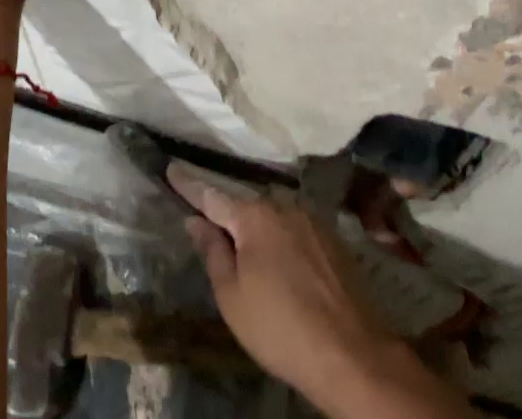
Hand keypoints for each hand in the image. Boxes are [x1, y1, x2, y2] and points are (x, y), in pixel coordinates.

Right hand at [169, 166, 462, 418]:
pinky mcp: (335, 241)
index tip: (171, 168)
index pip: (212, 196)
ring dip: (258, 229)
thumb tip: (196, 220)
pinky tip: (281, 265)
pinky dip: (282, 241)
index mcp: (254, 218)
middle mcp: (285, 208)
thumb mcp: (231, 295)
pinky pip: (296, 231)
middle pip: (246, 207)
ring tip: (247, 254)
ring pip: (274, 219)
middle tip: (209, 228)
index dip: (188, 185)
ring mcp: (314, 223)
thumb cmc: (279, 328)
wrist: (351, 354)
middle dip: (228, 214)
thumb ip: (213, 251)